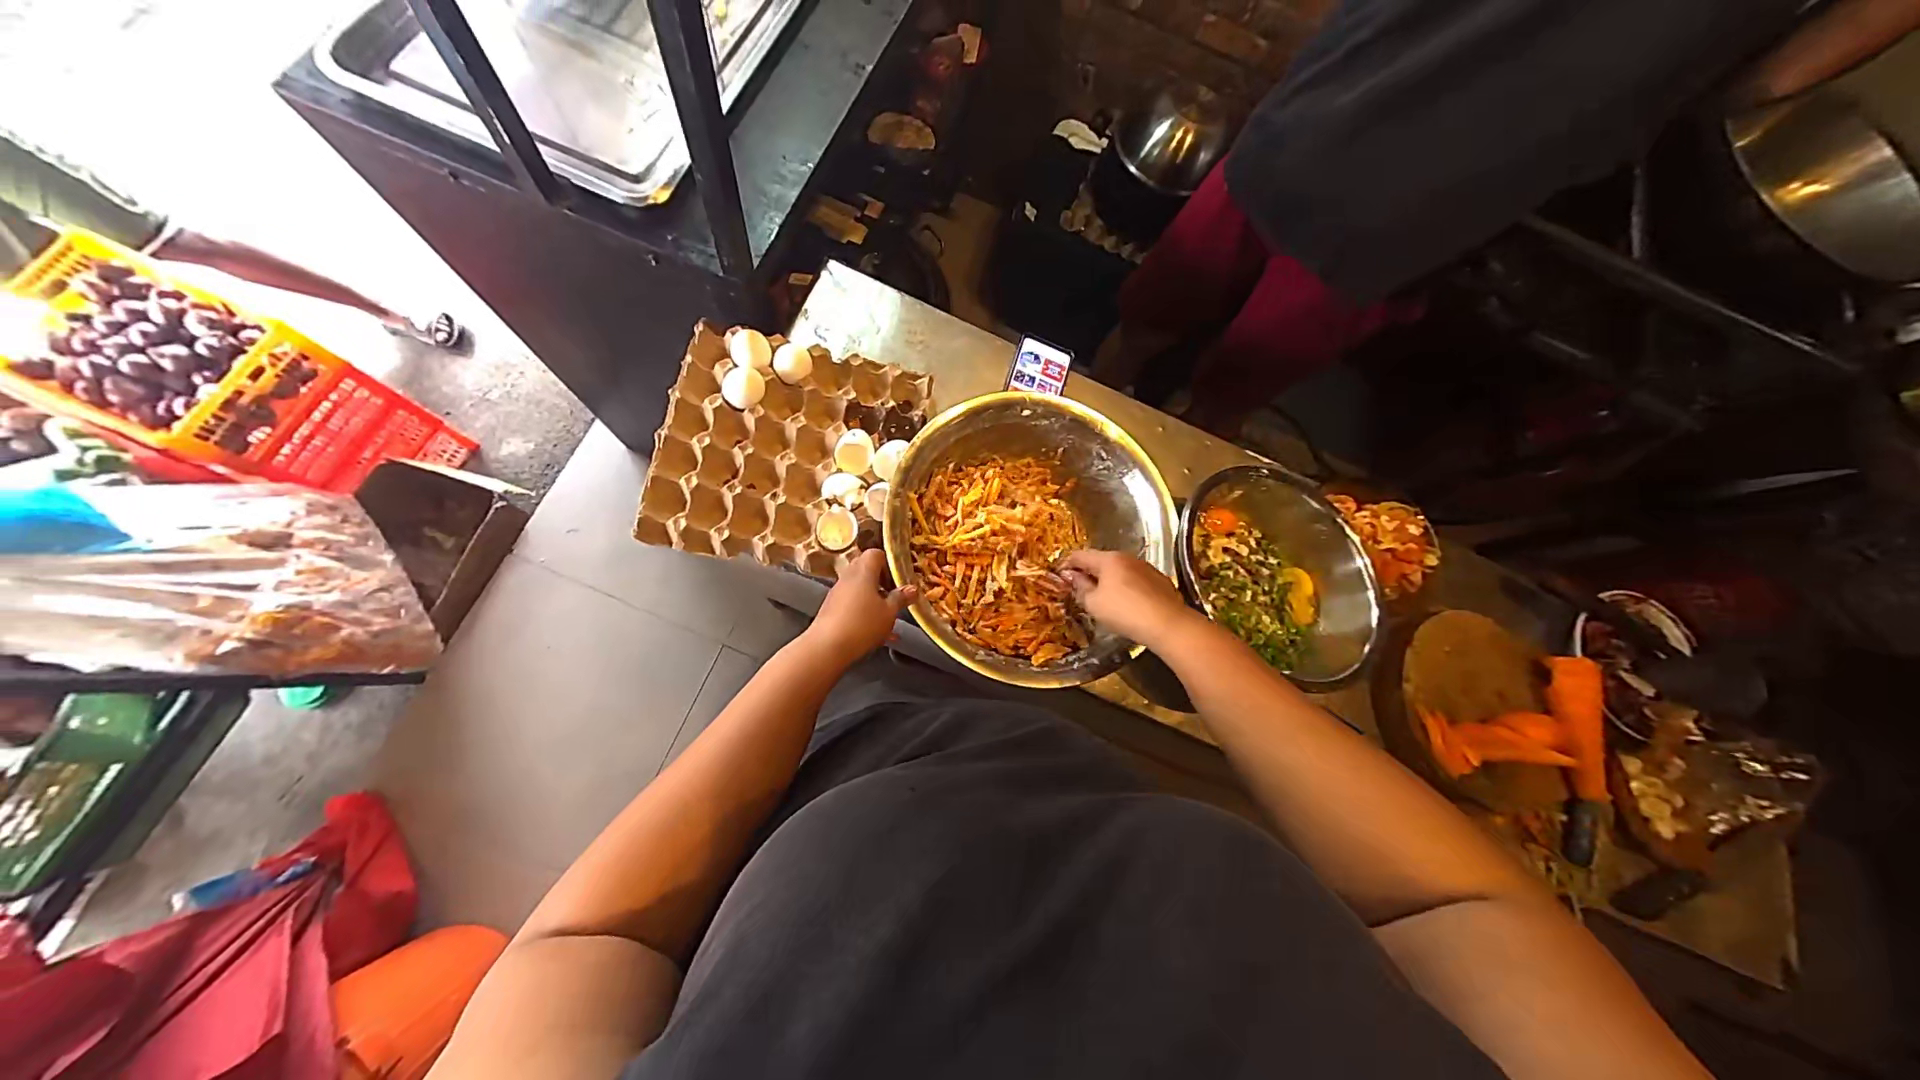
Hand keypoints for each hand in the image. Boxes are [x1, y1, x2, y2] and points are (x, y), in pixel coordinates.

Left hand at [801, 549, 916, 666]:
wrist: (826, 648)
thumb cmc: (862, 625)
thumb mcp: (889, 612)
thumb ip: (901, 598)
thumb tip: (912, 589)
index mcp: (863, 571)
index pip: (876, 554)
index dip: (890, 563)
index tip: (900, 578)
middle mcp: (848, 577)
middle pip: (867, 571)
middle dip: (883, 582)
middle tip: (896, 597)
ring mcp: (837, 593)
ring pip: (860, 589)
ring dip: (874, 599)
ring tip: (888, 617)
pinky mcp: (831, 609)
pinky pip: (852, 605)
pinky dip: (864, 613)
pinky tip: (877, 633)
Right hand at [1057, 550, 1196, 648]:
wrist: (1168, 624)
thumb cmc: (1125, 612)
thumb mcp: (1093, 604)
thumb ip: (1080, 587)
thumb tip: (1071, 577)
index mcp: (1108, 559)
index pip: (1080, 555)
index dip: (1067, 564)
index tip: (1059, 575)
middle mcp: (1127, 558)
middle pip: (1101, 561)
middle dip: (1088, 572)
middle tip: (1078, 588)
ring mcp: (1146, 568)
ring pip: (1120, 570)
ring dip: (1108, 580)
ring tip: (1102, 598)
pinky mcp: (1160, 581)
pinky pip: (1135, 580)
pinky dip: (1126, 587)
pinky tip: (1126, 603)